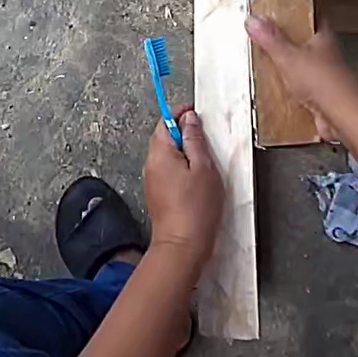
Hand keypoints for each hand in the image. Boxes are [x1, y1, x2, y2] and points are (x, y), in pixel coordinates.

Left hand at [142, 110, 223, 262]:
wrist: (184, 245)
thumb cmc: (197, 206)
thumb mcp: (204, 167)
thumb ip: (195, 140)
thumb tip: (189, 119)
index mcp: (160, 154)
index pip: (165, 122)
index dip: (180, 113)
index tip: (197, 112)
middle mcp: (151, 165)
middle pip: (164, 138)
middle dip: (183, 131)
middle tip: (206, 135)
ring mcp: (153, 181)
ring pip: (167, 155)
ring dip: (184, 150)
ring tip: (206, 158)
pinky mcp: (159, 194)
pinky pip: (169, 170)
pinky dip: (182, 166)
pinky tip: (198, 176)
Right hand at [245, 17, 357, 138]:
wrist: (342, 115)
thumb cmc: (323, 81)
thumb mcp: (289, 56)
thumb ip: (271, 39)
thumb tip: (253, 20)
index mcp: (324, 38)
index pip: (314, 17)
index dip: (300, 13)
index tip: (283, 11)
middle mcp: (328, 56)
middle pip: (307, 44)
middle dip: (289, 43)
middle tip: (267, 40)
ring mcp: (326, 77)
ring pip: (305, 68)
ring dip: (289, 69)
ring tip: (266, 66)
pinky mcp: (322, 98)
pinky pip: (303, 91)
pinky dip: (291, 92)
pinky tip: (277, 93)